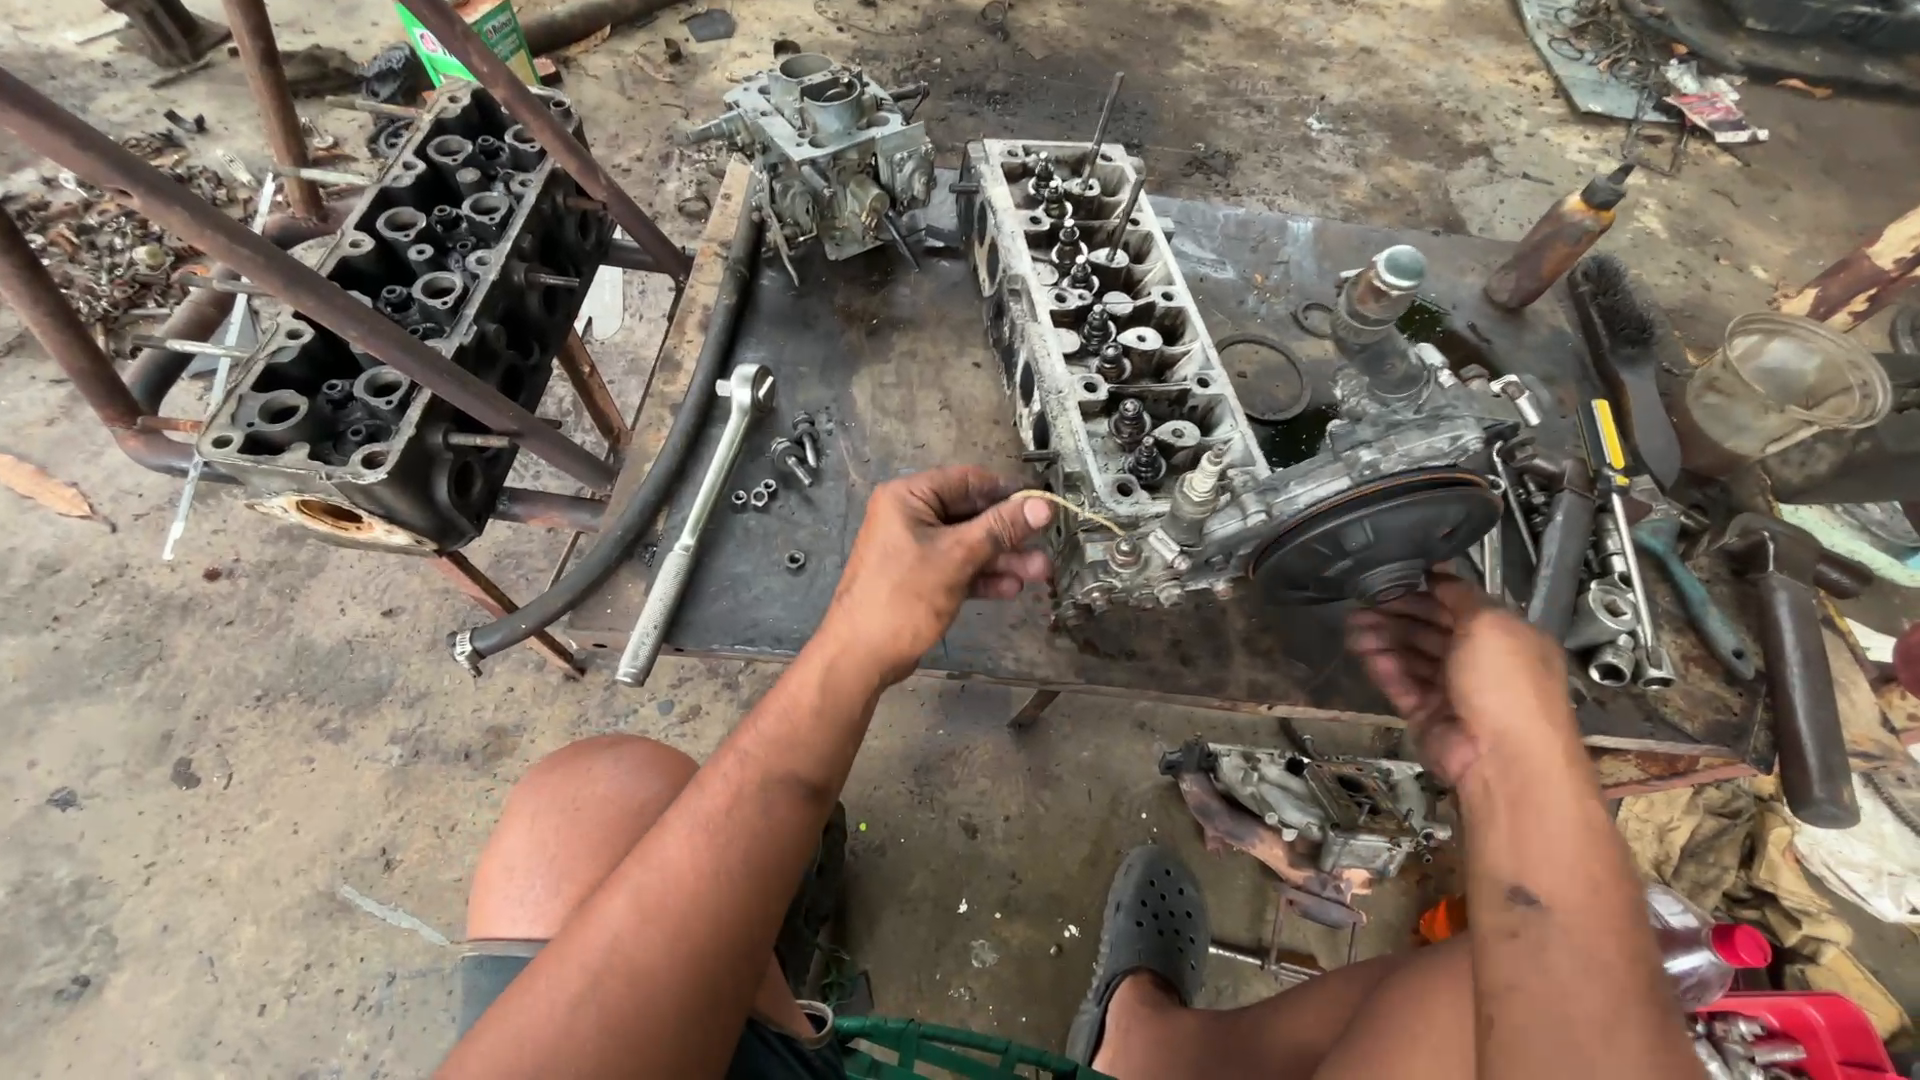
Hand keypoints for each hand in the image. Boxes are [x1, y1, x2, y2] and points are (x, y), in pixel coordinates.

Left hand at [816, 466, 1052, 686]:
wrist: (861, 655)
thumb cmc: (904, 596)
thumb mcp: (957, 557)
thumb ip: (1001, 529)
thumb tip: (1043, 505)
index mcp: (909, 497)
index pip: (968, 481)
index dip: (1007, 493)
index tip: (1042, 507)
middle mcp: (910, 516)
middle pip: (971, 514)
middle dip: (1009, 534)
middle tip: (1046, 546)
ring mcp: (914, 549)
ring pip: (968, 545)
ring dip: (1003, 558)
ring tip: (1040, 573)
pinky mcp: (921, 578)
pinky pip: (958, 568)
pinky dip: (983, 576)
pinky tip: (1011, 588)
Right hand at [1345, 576, 1576, 785]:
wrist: (1501, 758)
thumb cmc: (1504, 683)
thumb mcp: (1491, 624)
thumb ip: (1461, 595)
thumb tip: (1438, 574)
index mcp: (1506, 637)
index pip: (1459, 607)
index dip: (1424, 593)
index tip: (1390, 584)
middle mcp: (1481, 662)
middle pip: (1430, 631)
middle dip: (1396, 616)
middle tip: (1360, 607)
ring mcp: (1453, 690)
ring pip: (1412, 656)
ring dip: (1383, 640)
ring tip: (1352, 630)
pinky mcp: (1428, 713)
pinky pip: (1402, 684)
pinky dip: (1384, 668)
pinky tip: (1364, 654)